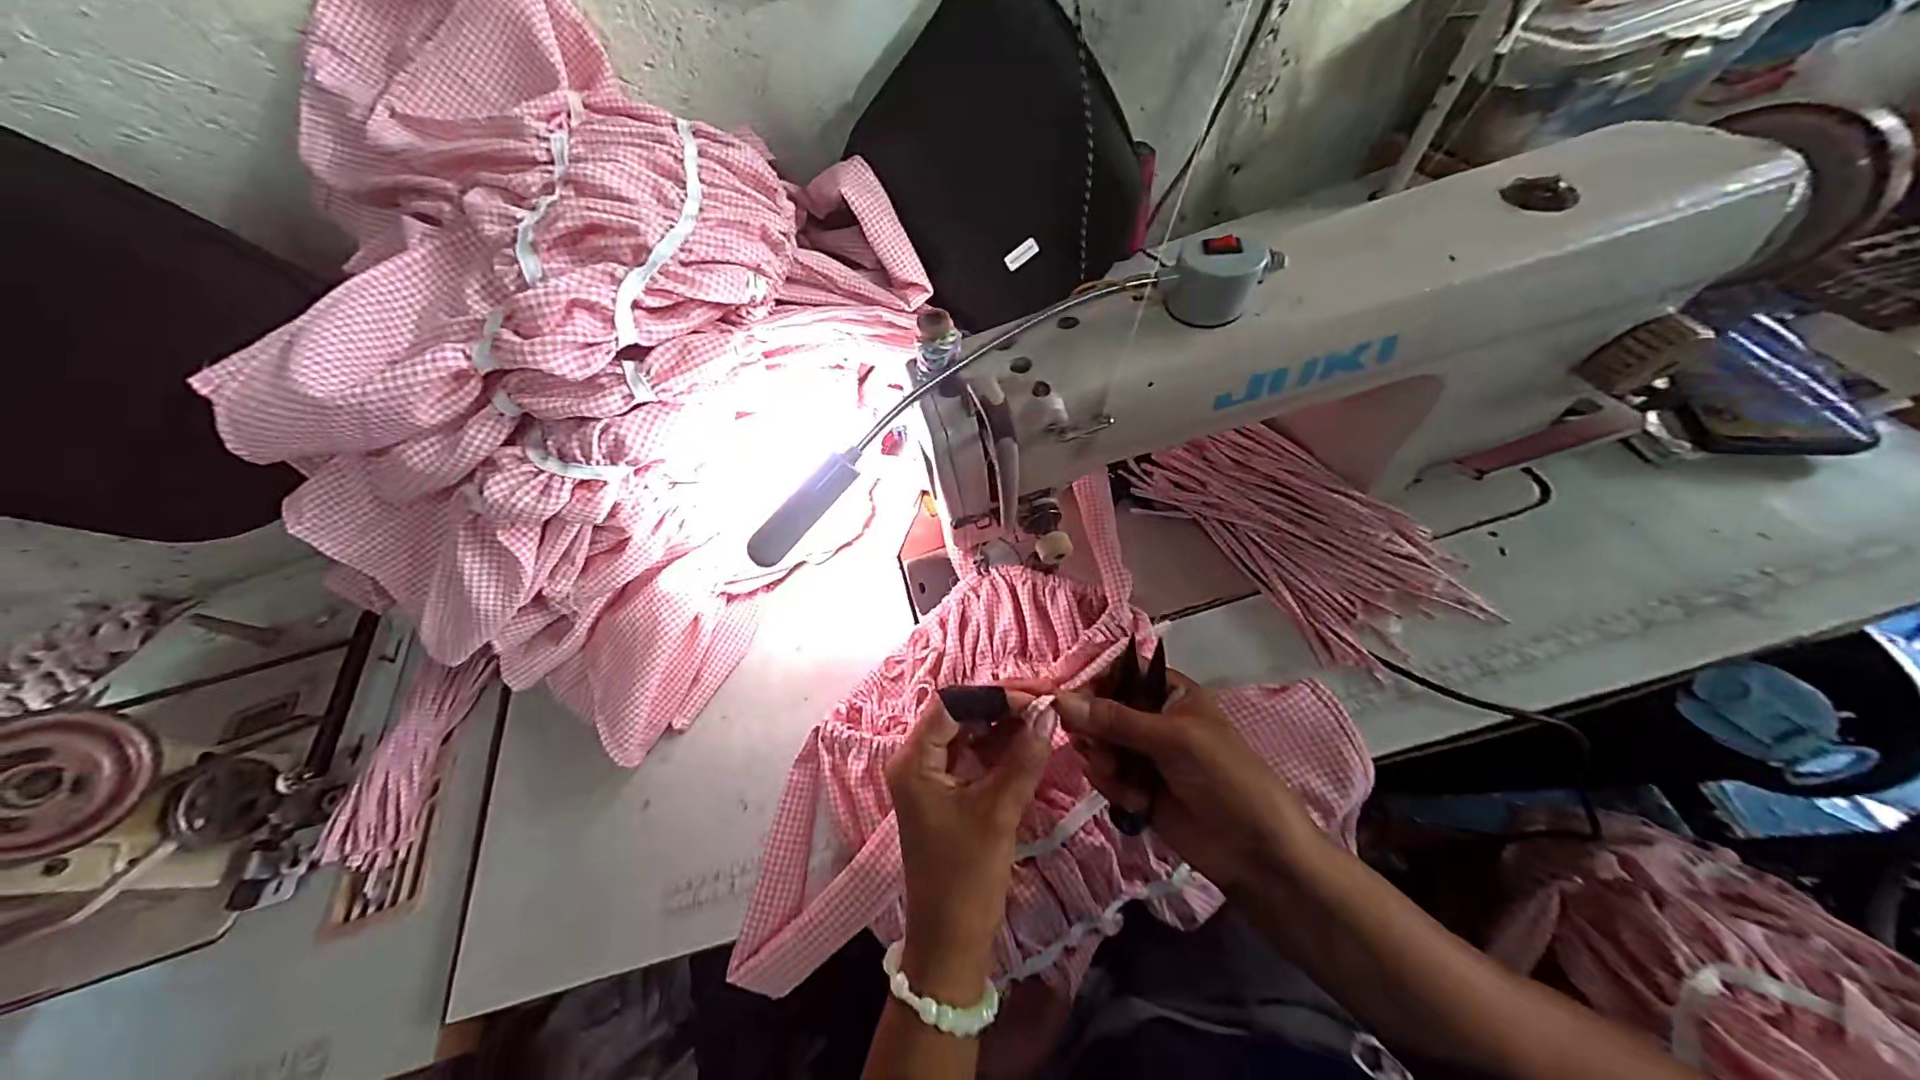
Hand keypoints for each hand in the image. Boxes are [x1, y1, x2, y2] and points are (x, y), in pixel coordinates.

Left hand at [888, 692, 1051, 1002]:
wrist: (951, 940)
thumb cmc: (965, 877)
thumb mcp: (997, 813)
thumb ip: (1024, 758)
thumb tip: (1049, 711)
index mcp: (913, 759)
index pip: (952, 705)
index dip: (995, 695)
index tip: (1037, 697)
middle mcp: (918, 759)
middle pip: (961, 714)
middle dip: (1004, 705)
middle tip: (1049, 699)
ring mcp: (935, 775)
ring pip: (972, 733)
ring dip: (1008, 724)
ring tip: (1048, 714)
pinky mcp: (951, 791)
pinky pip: (978, 756)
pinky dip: (1004, 747)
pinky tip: (1034, 739)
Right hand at [1054, 670, 1324, 892]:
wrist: (1255, 851)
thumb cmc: (1225, 778)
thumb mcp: (1173, 739)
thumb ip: (1115, 720)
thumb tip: (1060, 699)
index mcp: (1168, 692)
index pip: (1119, 672)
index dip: (1092, 683)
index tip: (1069, 702)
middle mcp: (1151, 718)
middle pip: (1099, 710)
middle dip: (1094, 731)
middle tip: (1099, 750)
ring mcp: (1142, 755)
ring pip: (1096, 745)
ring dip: (1103, 763)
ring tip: (1124, 781)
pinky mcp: (1135, 788)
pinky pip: (1104, 776)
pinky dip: (1112, 787)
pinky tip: (1136, 803)